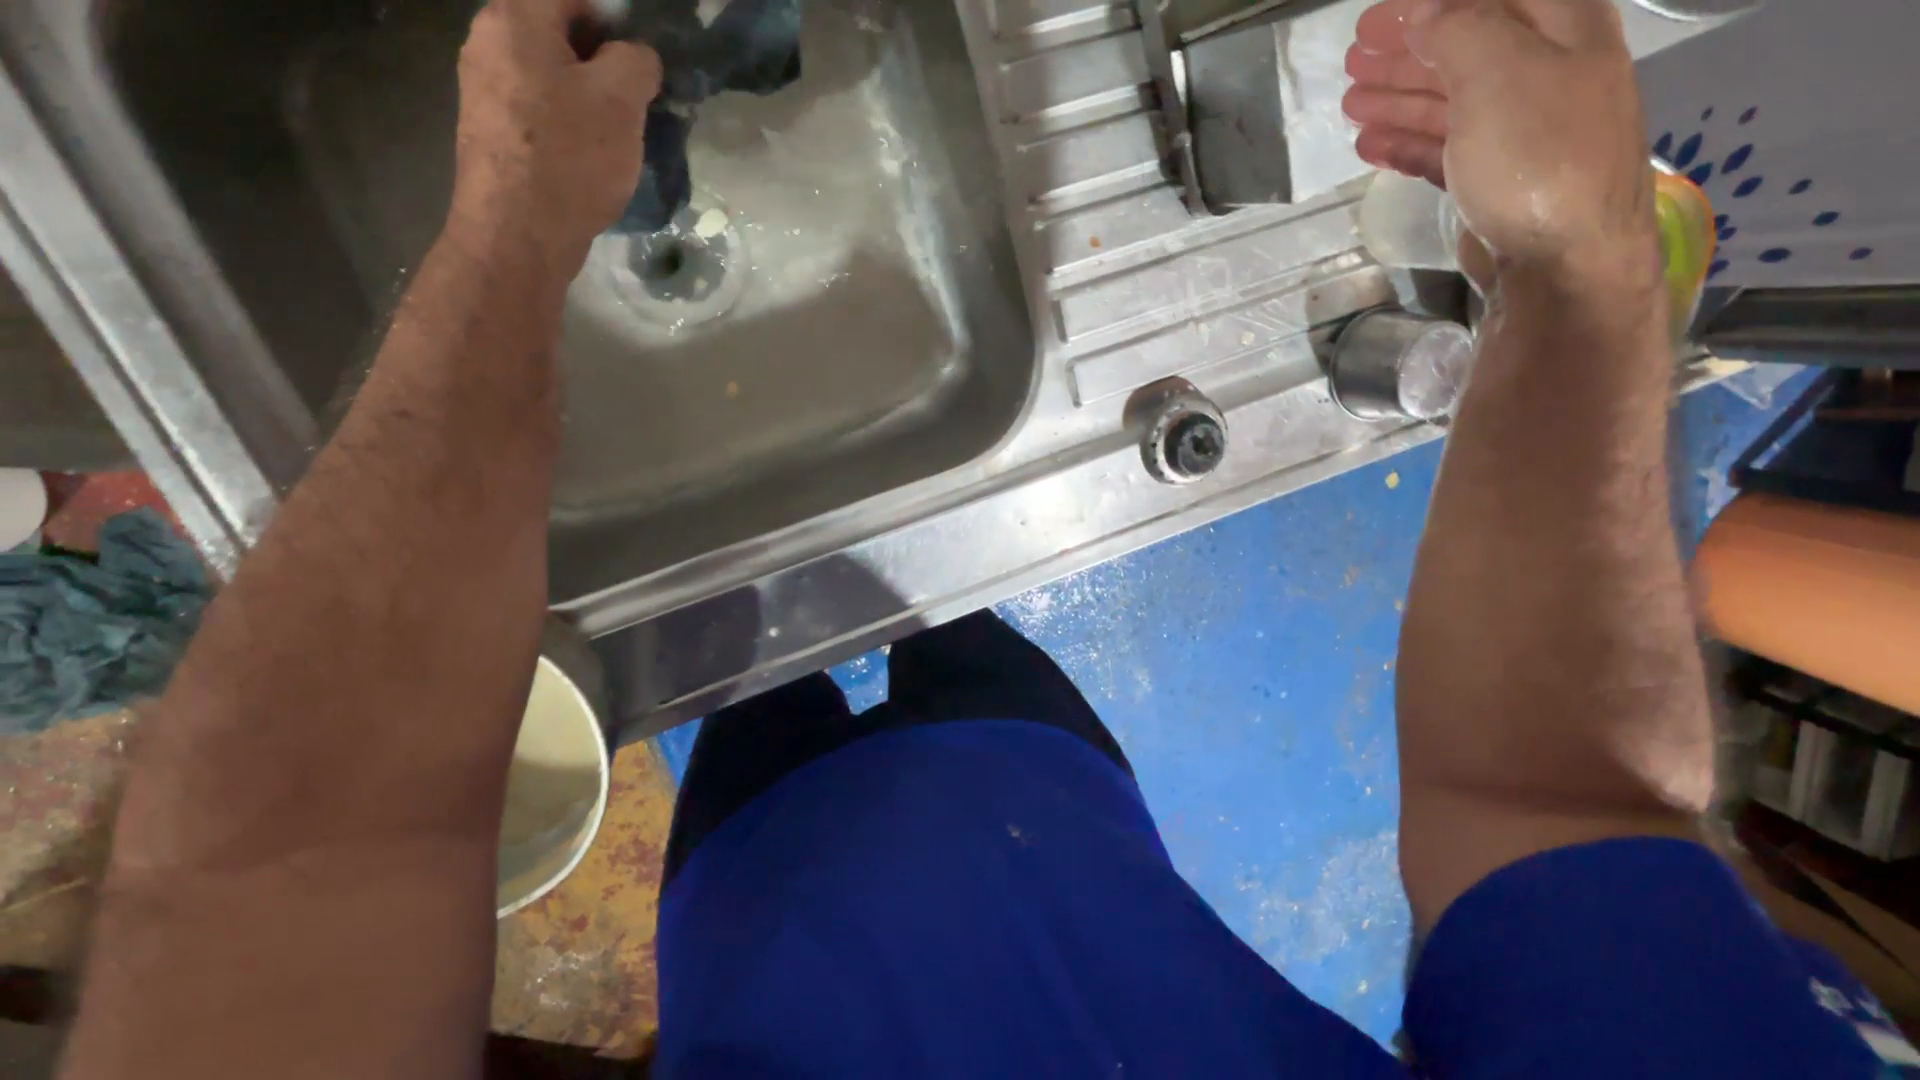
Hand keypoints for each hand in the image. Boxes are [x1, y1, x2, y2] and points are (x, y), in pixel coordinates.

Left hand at [452, 0, 661, 269]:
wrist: (518, 235)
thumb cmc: (571, 156)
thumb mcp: (622, 99)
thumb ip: (636, 61)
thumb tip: (634, 58)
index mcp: (514, 19)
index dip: (616, 21)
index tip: (644, 62)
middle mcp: (486, 43)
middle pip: (558, 35)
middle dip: (602, 62)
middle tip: (638, 100)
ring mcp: (482, 91)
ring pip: (550, 77)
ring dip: (588, 98)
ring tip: (620, 134)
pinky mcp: (490, 134)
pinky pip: (538, 112)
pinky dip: (568, 125)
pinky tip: (590, 157)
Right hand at [1343, 0, 1658, 287]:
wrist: (1565, 263)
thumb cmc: (1536, 156)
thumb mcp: (1497, 71)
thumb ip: (1457, 29)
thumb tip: (1425, 13)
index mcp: (1564, 28)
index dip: (1436, 2)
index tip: (1381, 13)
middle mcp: (1547, 73)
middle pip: (1468, 45)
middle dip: (1409, 47)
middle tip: (1355, 54)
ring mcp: (1521, 132)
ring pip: (1451, 101)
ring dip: (1398, 98)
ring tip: (1350, 102)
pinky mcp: (1497, 182)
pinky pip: (1445, 150)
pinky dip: (1407, 144)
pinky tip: (1370, 146)